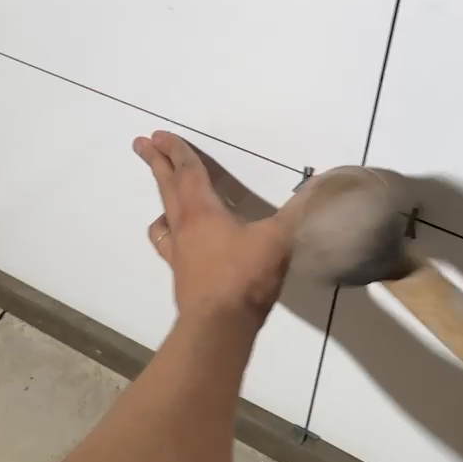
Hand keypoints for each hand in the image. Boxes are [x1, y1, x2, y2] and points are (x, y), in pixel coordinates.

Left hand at [134, 131, 291, 324]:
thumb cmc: (245, 277)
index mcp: (203, 211)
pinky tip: (180, 242)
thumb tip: (322, 183)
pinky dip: (170, 234)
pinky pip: (168, 245)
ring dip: (162, 199)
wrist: (219, 326)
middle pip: (167, 187)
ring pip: (163, 216)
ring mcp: (178, 253)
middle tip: (140, 143)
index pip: (187, 172)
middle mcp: (184, 226)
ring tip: (164, 197)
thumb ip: (299, 210)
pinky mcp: (181, 275)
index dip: (176, 151)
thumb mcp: (278, 239)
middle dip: (156, 163)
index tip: (158, 135)